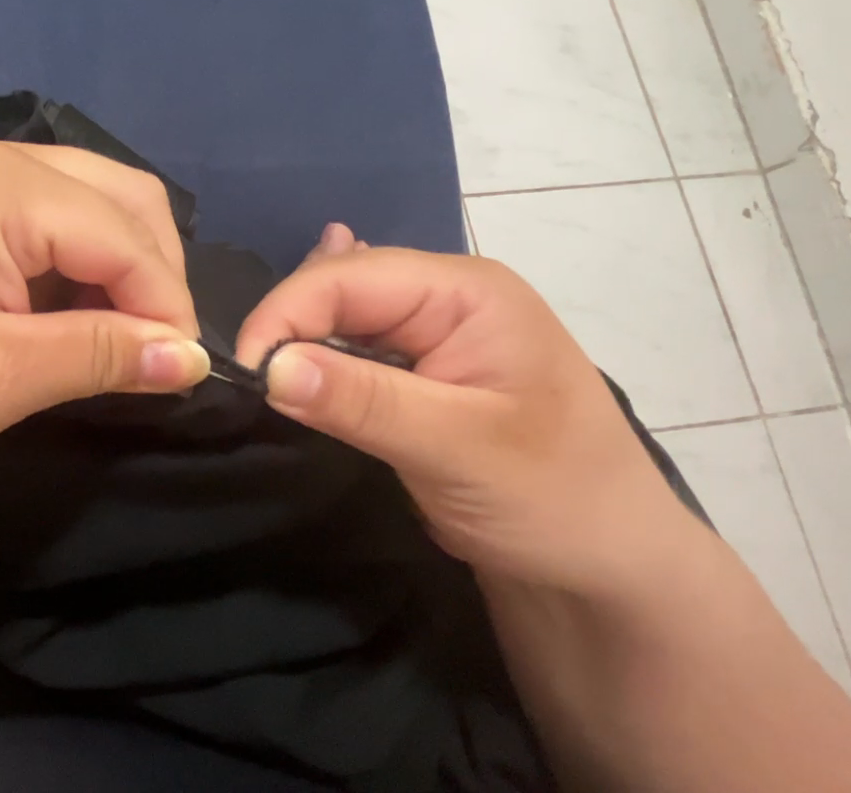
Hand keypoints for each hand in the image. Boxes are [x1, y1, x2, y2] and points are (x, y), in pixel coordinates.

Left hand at [0, 141, 210, 477]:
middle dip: (153, 274)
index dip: (166, 304)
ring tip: (116, 340)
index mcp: (1, 185)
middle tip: (151, 353)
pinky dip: (85, 265)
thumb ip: (103, 356)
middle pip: (124, 198)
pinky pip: (59, 219)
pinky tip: (75, 315)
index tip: (179, 374)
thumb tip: (192, 359)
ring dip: (123, 269)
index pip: (125, 233)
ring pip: (98, 204)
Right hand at [235, 235, 700, 594]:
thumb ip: (363, 402)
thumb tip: (267, 367)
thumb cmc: (555, 502)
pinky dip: (316, 363)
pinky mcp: (415, 375)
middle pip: (337, 291)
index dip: (286, 314)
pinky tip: (294, 367)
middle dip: (287, 329)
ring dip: (297, 349)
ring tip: (261, 382)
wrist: (604, 573)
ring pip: (336, 322)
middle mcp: (445, 298)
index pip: (349, 277)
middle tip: (249, 387)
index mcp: (468, 292)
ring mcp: (431, 335)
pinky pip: (350, 353)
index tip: (246, 375)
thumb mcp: (459, 450)